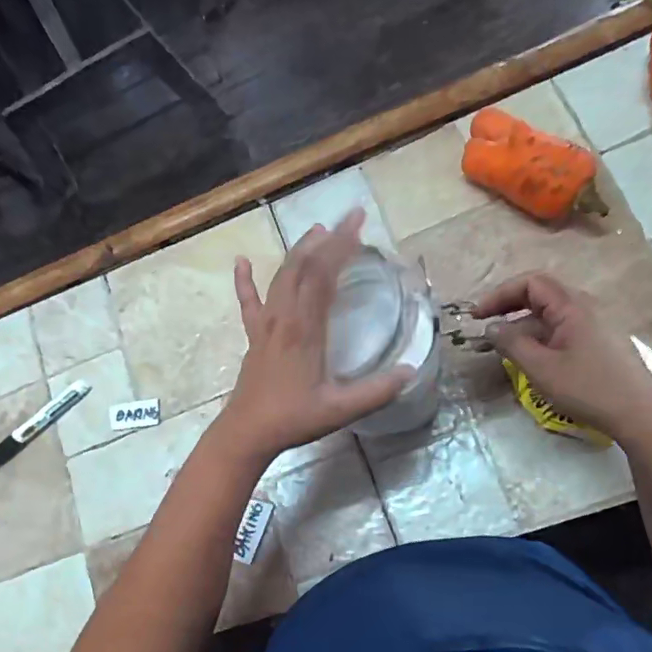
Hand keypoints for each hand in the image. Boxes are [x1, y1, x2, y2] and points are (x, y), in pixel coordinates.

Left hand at [218, 210, 413, 461]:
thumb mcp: (341, 409)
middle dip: (326, 240)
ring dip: (298, 252)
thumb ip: (377, 391)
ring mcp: (264, 326)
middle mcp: (283, 318)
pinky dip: (245, 281)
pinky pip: (248, 302)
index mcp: (304, 329)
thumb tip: (410, 371)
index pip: (323, 275)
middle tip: (348, 219)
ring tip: (317, 232)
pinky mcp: (253, 337)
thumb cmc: (293, 419)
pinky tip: (241, 262)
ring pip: (279, 278)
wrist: (247, 432)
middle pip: (302, 268)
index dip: (341, 246)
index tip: (358, 223)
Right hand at [473, 273, 651, 439]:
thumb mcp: (540, 368)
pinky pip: (561, 329)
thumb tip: (492, 328)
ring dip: (521, 324)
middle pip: (541, 294)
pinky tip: (528, 356)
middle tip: (484, 325)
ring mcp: (595, 325)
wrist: (639, 413)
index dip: (500, 294)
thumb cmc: (588, 388)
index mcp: (572, 307)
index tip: (477, 316)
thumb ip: (511, 344)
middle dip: (508, 306)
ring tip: (500, 345)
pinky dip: (538, 336)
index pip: (531, 282)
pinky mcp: (598, 342)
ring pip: (550, 314)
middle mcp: (586, 308)